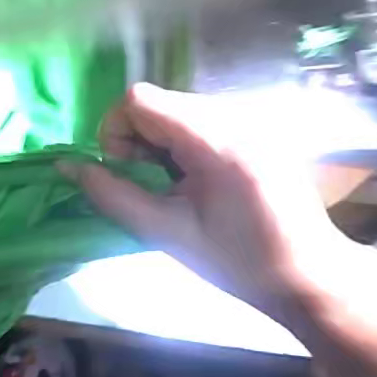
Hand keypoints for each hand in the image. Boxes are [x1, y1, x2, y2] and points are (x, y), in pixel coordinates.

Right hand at [65, 83, 376, 328]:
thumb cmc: (236, 262)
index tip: (126, 173)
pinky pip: (199, 120)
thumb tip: (66, 165)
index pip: (138, 99)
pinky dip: (182, 145)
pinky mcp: (258, 129)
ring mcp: (251, 118)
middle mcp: (235, 115)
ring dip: (158, 144)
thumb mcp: (165, 233)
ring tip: (175, 187)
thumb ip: (111, 195)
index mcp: (215, 140)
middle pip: (156, 102)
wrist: (309, 277)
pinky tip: (198, 182)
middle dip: (136, 140)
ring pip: (175, 110)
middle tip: (151, 186)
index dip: (115, 133)